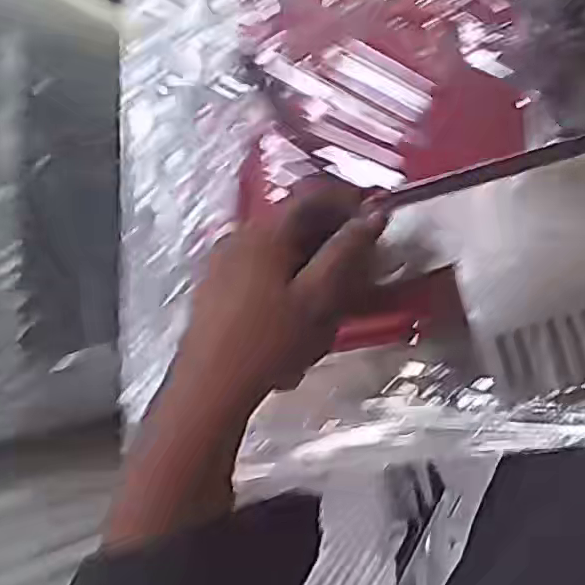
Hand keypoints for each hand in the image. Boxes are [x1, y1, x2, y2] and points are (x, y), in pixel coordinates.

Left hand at [166, 181, 387, 419]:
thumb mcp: (318, 297)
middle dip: (332, 230)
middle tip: (363, 252)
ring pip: (280, 244)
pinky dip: (290, 271)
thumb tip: (372, 217)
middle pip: (295, 219)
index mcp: (265, 233)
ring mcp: (224, 261)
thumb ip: (347, 251)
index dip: (348, 199)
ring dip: (313, 253)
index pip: (312, 196)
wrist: (210, 388)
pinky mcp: (218, 285)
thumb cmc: (269, 341)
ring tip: (337, 283)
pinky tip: (302, 304)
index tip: (374, 213)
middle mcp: (240, 237)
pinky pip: (263, 264)